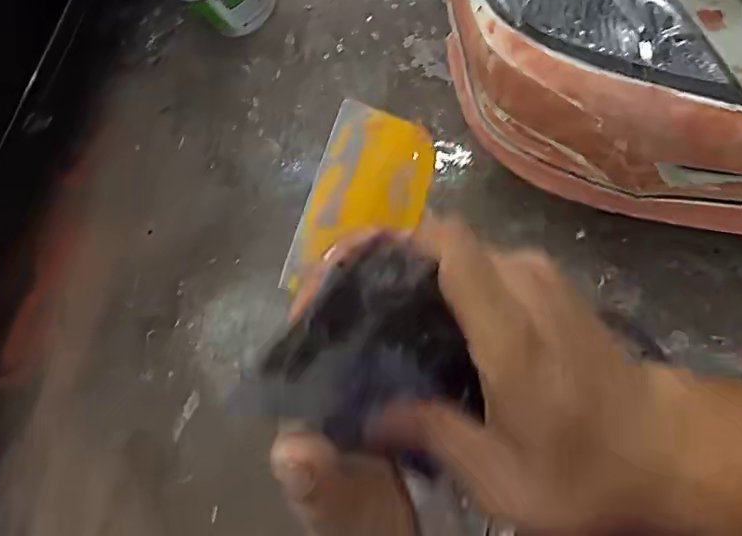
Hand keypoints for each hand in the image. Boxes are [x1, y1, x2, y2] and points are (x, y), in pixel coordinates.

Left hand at [272, 230, 417, 535]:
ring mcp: (377, 364)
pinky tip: (453, 282)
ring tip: (430, 244)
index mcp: (314, 388)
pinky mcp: (410, 370)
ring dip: (401, 272)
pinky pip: (414, 325)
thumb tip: (288, 450)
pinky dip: (428, 299)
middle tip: (403, 233)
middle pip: (350, 301)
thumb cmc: (367, 520)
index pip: (312, 320)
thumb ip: (318, 488)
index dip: (329, 279)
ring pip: (384, 306)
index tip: (357, 247)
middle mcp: (342, 365)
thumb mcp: (342, 510)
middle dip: (372, 263)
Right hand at [373, 219, 683, 534]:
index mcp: (510, 325)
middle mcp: (525, 280)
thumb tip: (372, 416)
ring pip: (467, 250)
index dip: (402, 239)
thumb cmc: (583, 468)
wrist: (661, 444)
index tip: (359, 261)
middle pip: (450, 242)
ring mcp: (541, 273)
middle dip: (401, 259)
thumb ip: (436, 434)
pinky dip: (456, 280)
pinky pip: (488, 263)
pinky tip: (440, 320)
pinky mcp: (549, 278)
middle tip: (361, 299)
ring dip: (428, 271)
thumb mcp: (503, 477)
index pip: (452, 245)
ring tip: (393, 313)